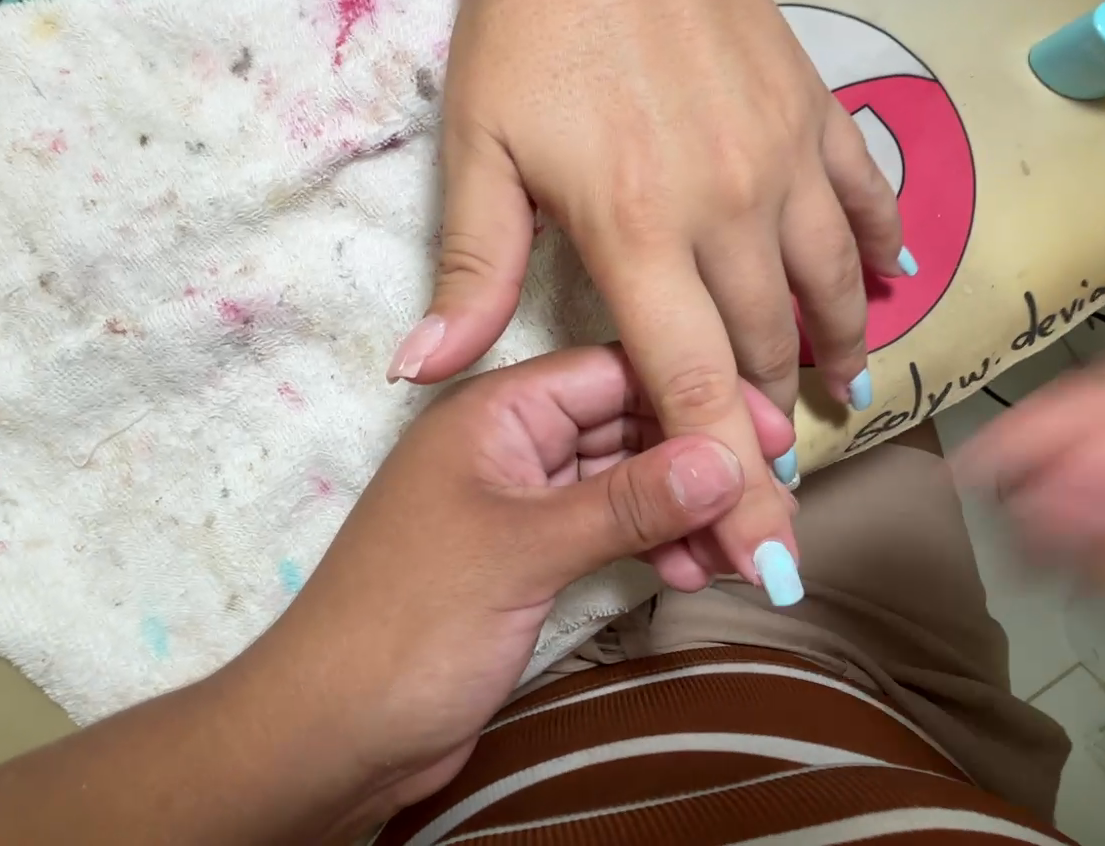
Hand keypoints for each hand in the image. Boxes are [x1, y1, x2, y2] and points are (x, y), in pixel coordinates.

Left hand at [232, 346, 794, 824]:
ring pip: (624, 481)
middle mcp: (514, 440)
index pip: (613, 372)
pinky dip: (652, 543)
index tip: (768, 432)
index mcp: (497, 409)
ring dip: (681, 511)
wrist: (333, 733)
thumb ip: (627, 502)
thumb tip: (728, 460)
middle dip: (696, 463)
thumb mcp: (525, 551)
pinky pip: (609, 527)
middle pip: (625, 427)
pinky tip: (693, 569)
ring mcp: (524, 497)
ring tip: (738, 553)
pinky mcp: (533, 551)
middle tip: (771, 501)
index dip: (691, 395)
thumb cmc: (413, 621)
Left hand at [396, 0, 904, 598]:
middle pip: (765, 351)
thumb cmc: (530, 30)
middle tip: (773, 476)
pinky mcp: (815, 109)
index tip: (771, 558)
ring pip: (829, 287)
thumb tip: (420, 369)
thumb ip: (470, 272)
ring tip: (835, 398)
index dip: (734, 488)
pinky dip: (879, 254)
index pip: (695, 392)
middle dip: (772, 428)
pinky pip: (868, 199)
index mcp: (640, 232)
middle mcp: (730, 208)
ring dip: (833, 352)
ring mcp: (787, 156)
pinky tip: (882, 286)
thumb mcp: (479, 152)